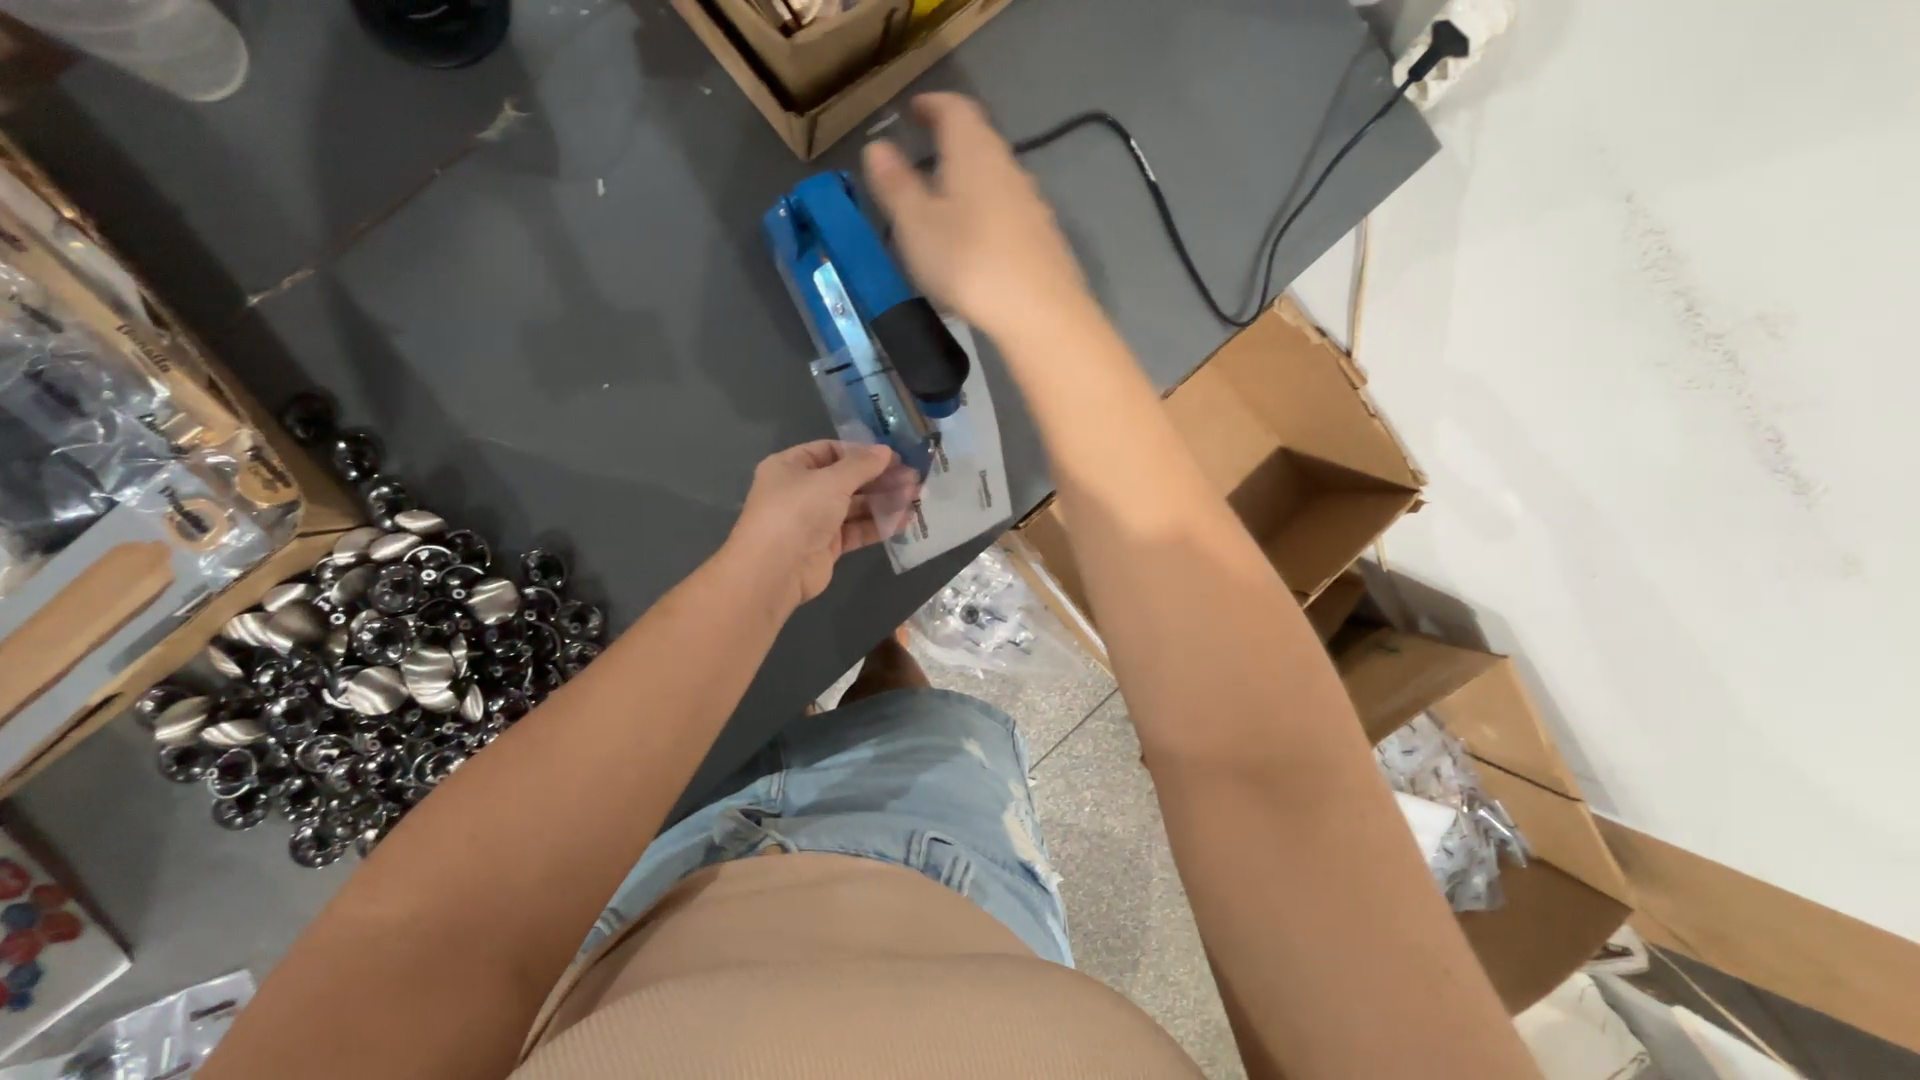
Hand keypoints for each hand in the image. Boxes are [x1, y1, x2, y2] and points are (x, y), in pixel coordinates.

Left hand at [724, 441, 916, 612]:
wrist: (775, 570)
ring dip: (883, 501)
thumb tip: (887, 451)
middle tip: (913, 478)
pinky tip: (903, 521)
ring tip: (915, 497)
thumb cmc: (797, 512)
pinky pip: (856, 529)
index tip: (893, 456)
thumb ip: (862, 464)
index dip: (861, 452)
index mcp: (790, 467)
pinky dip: (878, 525)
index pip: (830, 451)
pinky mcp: (826, 546)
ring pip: (854, 506)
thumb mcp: (831, 480)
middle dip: (879, 478)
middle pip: (846, 479)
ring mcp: (813, 520)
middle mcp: (800, 491)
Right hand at [863, 93, 1093, 340]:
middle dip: (951, 140)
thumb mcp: (917, 225)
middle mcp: (1008, 167)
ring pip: (995, 176)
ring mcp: (1032, 202)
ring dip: (969, 177)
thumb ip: (895, 184)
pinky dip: (986, 209)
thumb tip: (877, 145)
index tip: (913, 110)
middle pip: (979, 139)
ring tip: (944, 197)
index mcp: (974, 153)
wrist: (1041, 313)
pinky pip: (1008, 208)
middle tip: (924, 153)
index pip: (955, 109)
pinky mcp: (1044, 236)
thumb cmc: (969, 263)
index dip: (932, 104)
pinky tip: (975, 239)